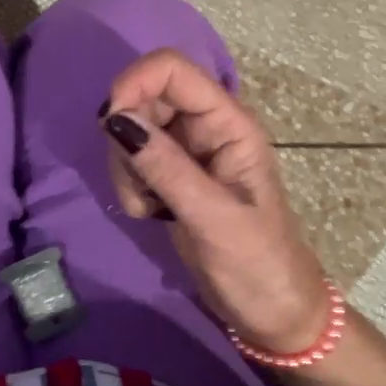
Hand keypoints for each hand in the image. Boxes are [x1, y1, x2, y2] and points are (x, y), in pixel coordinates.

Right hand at [102, 49, 332, 353]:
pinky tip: (148, 211)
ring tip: (147, 206)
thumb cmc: (259, 267)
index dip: (135, 82)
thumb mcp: (213, 219)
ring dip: (125, 164)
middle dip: (126, 133)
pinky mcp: (171, 172)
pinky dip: (128, 179)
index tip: (111, 123)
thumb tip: (116, 119)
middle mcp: (206, 125)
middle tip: (134, 184)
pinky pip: (131, 154)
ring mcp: (187, 148)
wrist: (274, 317)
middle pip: (145, 95)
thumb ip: (166, 167)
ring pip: (132, 125)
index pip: (172, 68)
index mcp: (229, 122)